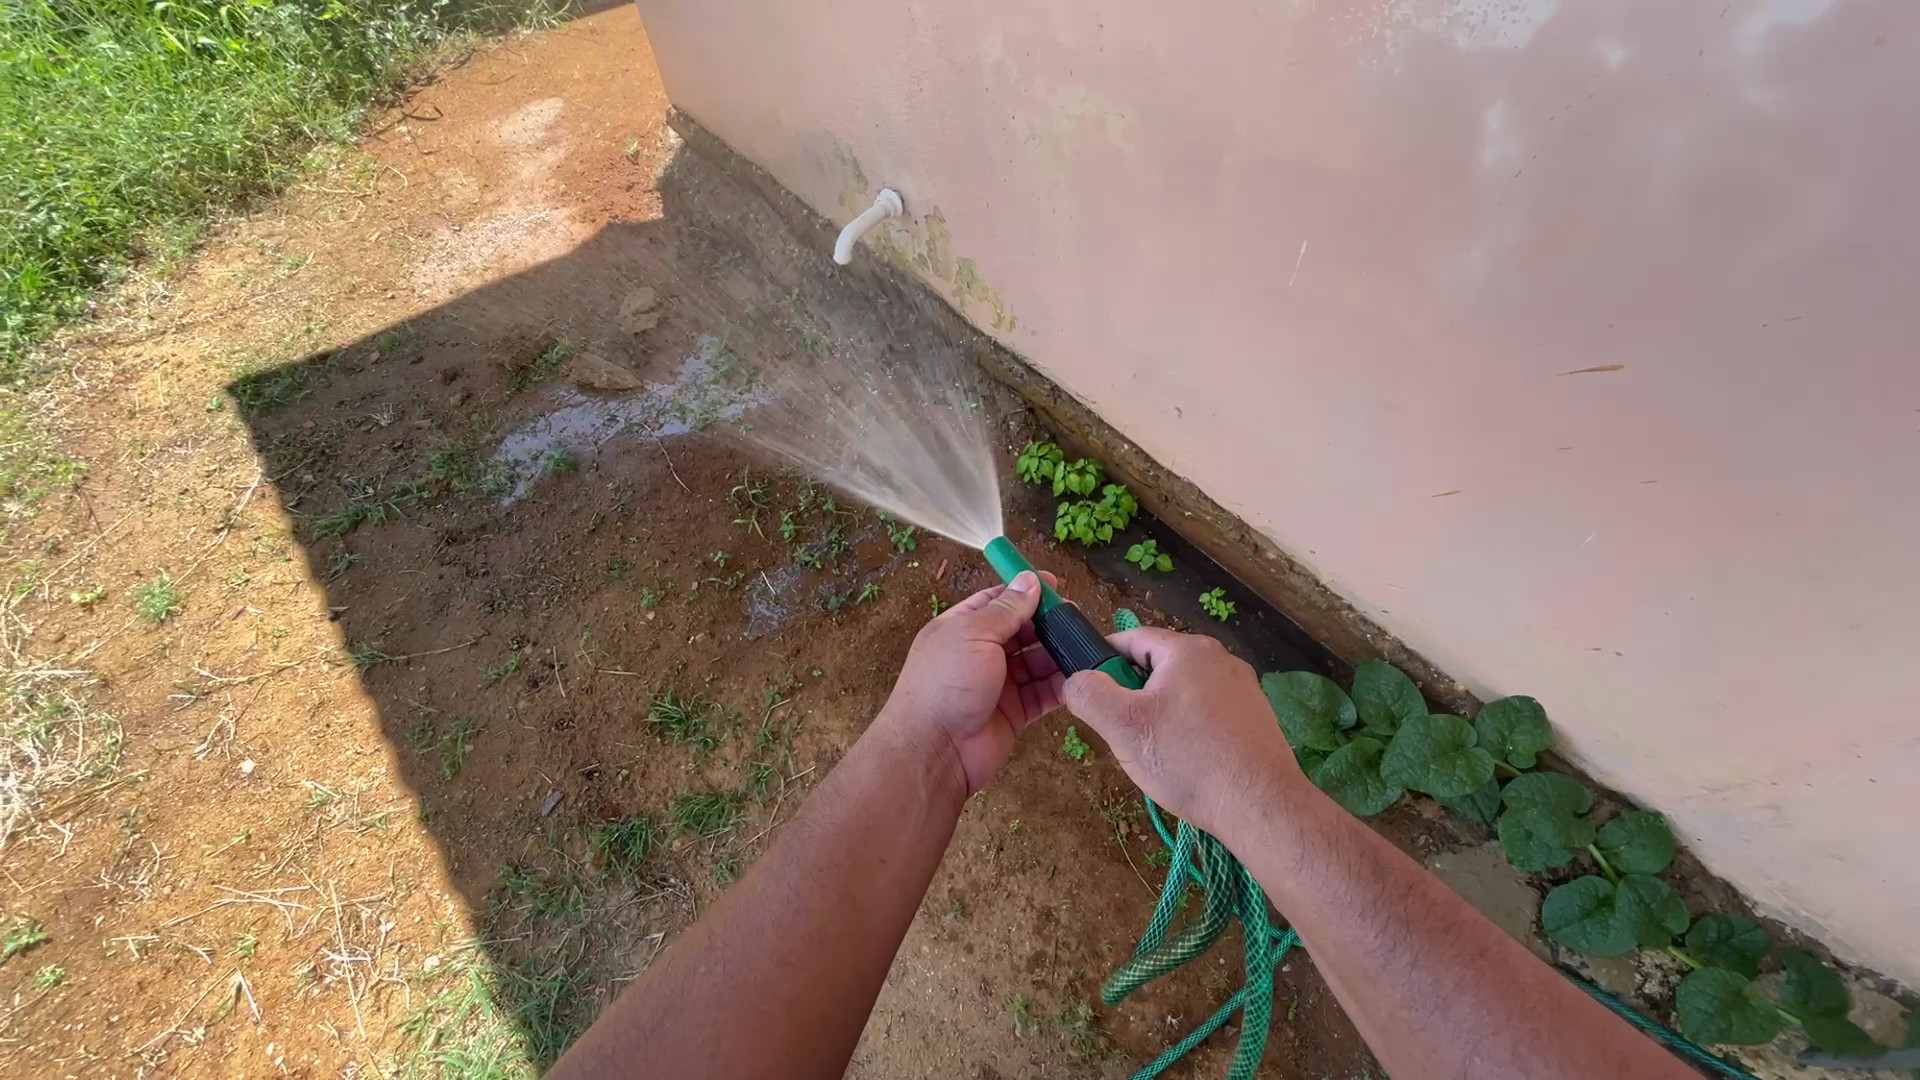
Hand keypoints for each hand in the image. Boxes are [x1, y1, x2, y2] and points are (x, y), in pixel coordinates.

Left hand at [879, 571, 1064, 793]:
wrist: (934, 751)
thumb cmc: (947, 682)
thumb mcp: (974, 634)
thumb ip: (1006, 609)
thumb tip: (1029, 579)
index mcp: (961, 628)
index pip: (996, 601)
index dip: (1024, 591)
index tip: (1055, 584)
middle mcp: (979, 653)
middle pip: (1020, 631)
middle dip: (1047, 624)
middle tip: (1078, 619)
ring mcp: (997, 684)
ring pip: (1035, 662)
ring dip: (1059, 654)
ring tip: (1088, 645)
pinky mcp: (1014, 713)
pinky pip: (1042, 693)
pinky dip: (1061, 685)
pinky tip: (1083, 676)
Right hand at [1061, 627, 1305, 838]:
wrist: (1260, 806)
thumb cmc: (1188, 759)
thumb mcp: (1122, 726)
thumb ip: (1088, 694)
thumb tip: (1074, 679)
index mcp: (1188, 649)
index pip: (1131, 638)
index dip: (1103, 661)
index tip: (1092, 692)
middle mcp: (1220, 657)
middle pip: (1158, 664)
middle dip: (1134, 693)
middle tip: (1122, 731)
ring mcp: (1244, 687)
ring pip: (1183, 689)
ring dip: (1161, 712)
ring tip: (1157, 751)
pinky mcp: (1257, 716)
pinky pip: (1208, 710)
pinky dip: (1191, 727)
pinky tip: (1189, 760)